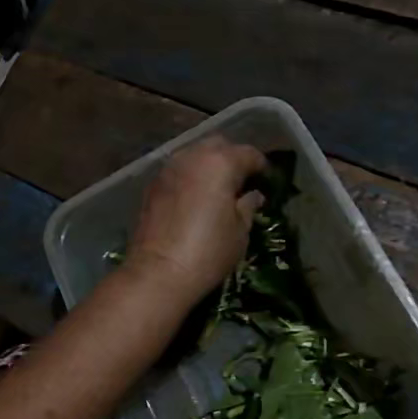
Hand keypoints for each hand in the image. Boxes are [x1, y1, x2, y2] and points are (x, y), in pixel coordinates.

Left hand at [123, 137, 266, 305]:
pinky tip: (193, 199)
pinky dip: (188, 179)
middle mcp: (191, 157)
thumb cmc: (207, 252)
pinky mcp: (151, 187)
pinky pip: (176, 173)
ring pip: (193, 156)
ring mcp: (167, 170)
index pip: (249, 154)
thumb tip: (252, 195)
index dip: (261, 166)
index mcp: (220, 163)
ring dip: (206, 167)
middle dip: (231, 158)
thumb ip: (248, 206)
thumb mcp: (239, 231)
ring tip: (216, 190)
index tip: (266, 181)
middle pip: (217, 146)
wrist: (158, 272)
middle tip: (240, 182)